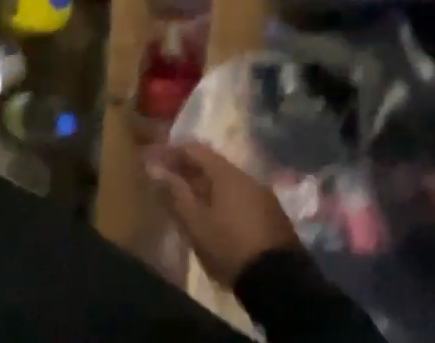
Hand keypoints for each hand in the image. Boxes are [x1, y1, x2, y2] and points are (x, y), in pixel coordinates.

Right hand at [147, 143, 300, 286]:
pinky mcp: (274, 217)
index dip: (171, 151)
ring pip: (228, 182)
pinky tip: (213, 214)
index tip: (153, 160)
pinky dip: (222, 198)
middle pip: (213, 164)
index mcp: (228, 174)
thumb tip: (154, 167)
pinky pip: (241, 197)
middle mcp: (249, 179)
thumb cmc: (230, 246)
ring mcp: (265, 198)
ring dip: (205, 185)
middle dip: (188, 169)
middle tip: (167, 180)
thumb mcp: (195, 220)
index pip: (195, 150)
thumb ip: (174, 191)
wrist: (281, 285)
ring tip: (187, 199)